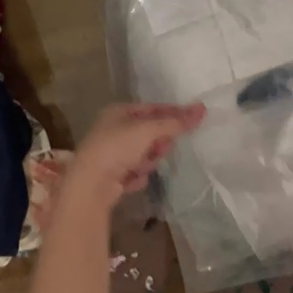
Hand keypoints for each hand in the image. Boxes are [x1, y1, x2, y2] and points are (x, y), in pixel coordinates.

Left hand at [63, 103, 205, 208]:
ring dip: (148, 161)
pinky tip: (129, 179)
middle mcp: (113, 130)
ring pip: (145, 154)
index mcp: (118, 112)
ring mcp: (112, 153)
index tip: (193, 119)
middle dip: (158, 143)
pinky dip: (137, 175)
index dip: (173, 113)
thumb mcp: (149, 130)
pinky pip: (136, 171)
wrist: (91, 184)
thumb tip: (201, 109)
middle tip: (160, 148)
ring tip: (140, 166)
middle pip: (150, 133)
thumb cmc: (117, 147)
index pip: (152, 108)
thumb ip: (175, 122)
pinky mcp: (112, 174)